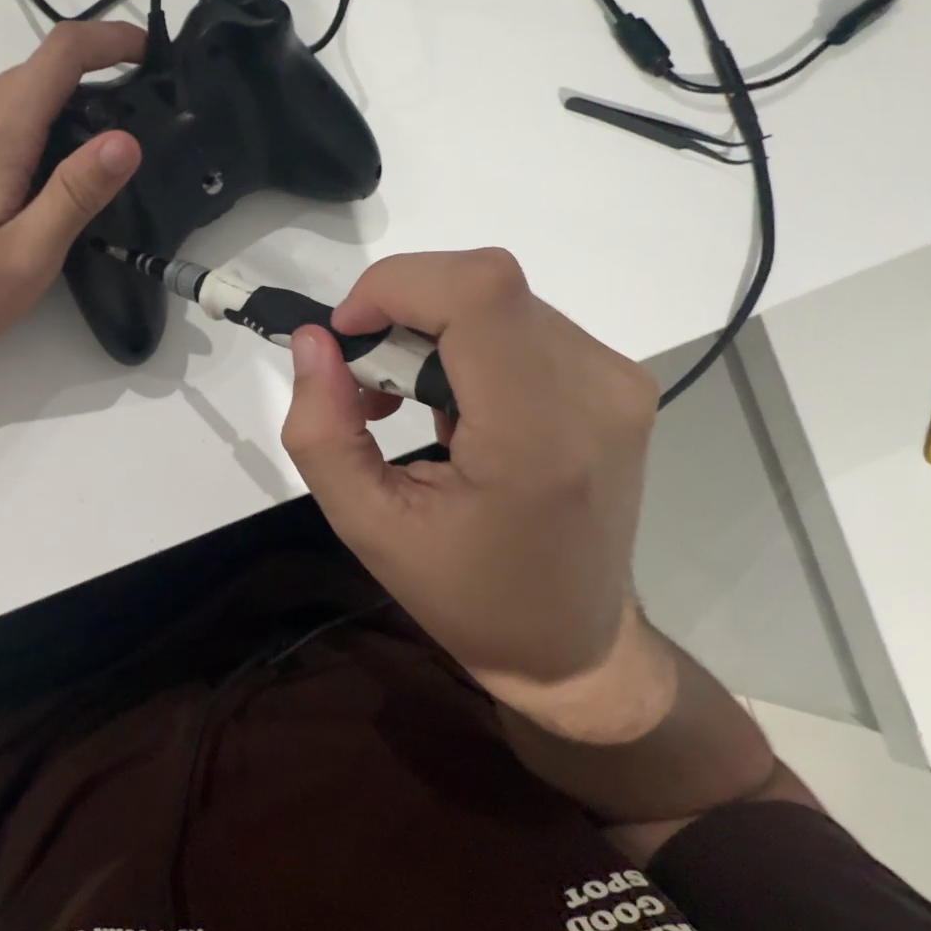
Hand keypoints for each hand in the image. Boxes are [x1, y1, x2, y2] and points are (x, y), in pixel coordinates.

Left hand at [0, 21, 144, 370]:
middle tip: (125, 128)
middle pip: (32, 74)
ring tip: (81, 163)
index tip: (147, 53)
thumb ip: (77, 192)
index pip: (60, 53)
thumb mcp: (30, 254)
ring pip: (3, 99)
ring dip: (49, 111)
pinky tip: (24, 181)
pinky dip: (16, 131)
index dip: (110, 41)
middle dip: (86, 83)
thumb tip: (126, 140)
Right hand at [281, 250, 658, 703]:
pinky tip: (452, 410)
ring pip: (501, 302)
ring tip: (404, 406)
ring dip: (432, 333)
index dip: (396, 286)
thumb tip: (312, 341)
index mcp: (536, 435)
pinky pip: (524, 326)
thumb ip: (322, 431)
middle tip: (365, 389)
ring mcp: (618, 382)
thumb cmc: (464, 595)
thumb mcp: (365, 525)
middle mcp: (595, 390)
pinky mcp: (619, 383)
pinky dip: (468, 347)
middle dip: (402, 314)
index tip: (345, 337)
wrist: (570, 644)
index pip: (477, 292)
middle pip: (484, 287)